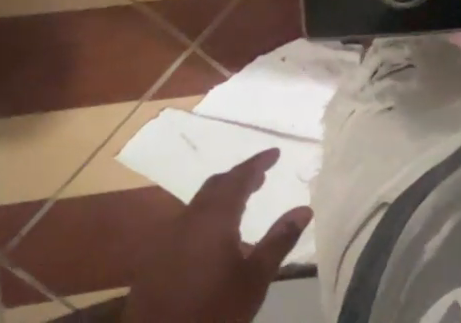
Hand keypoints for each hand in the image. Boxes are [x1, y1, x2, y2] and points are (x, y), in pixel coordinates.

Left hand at [121, 149, 311, 322]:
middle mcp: (188, 220)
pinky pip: (185, 222)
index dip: (257, 163)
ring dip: (221, 196)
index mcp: (214, 219)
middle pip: (215, 186)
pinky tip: (215, 235)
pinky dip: (206, 215)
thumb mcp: (255, 279)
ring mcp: (167, 239)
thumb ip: (279, 240)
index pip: (238, 179)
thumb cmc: (214, 311)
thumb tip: (305, 209)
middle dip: (239, 177)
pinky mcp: (156, 259)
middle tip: (261, 176)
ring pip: (198, 204)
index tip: (275, 153)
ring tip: (243, 201)